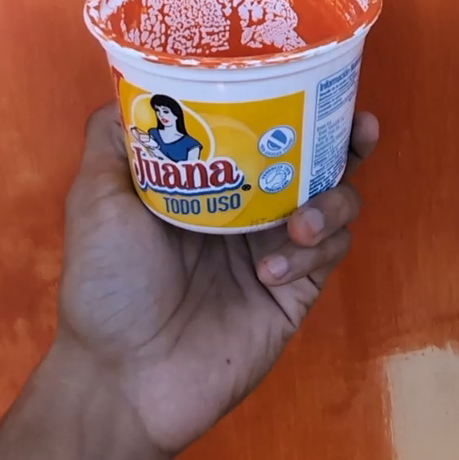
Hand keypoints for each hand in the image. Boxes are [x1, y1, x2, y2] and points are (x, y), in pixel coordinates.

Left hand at [56, 103, 376, 455]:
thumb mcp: (97, 200)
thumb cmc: (107, 285)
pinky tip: (272, 270)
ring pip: (338, 201)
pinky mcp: (299, 288)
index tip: (318, 82)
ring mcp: (282, 246)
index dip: (299, 105)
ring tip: (300, 223)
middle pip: (320, 159)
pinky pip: (330, 252)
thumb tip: (141, 81)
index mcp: (220, 181)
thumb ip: (116, 140)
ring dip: (332, 201)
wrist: (124, 378)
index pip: (270, 130)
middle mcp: (257, 205)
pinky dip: (312, 252)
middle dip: (347, 140)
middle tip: (361, 128)